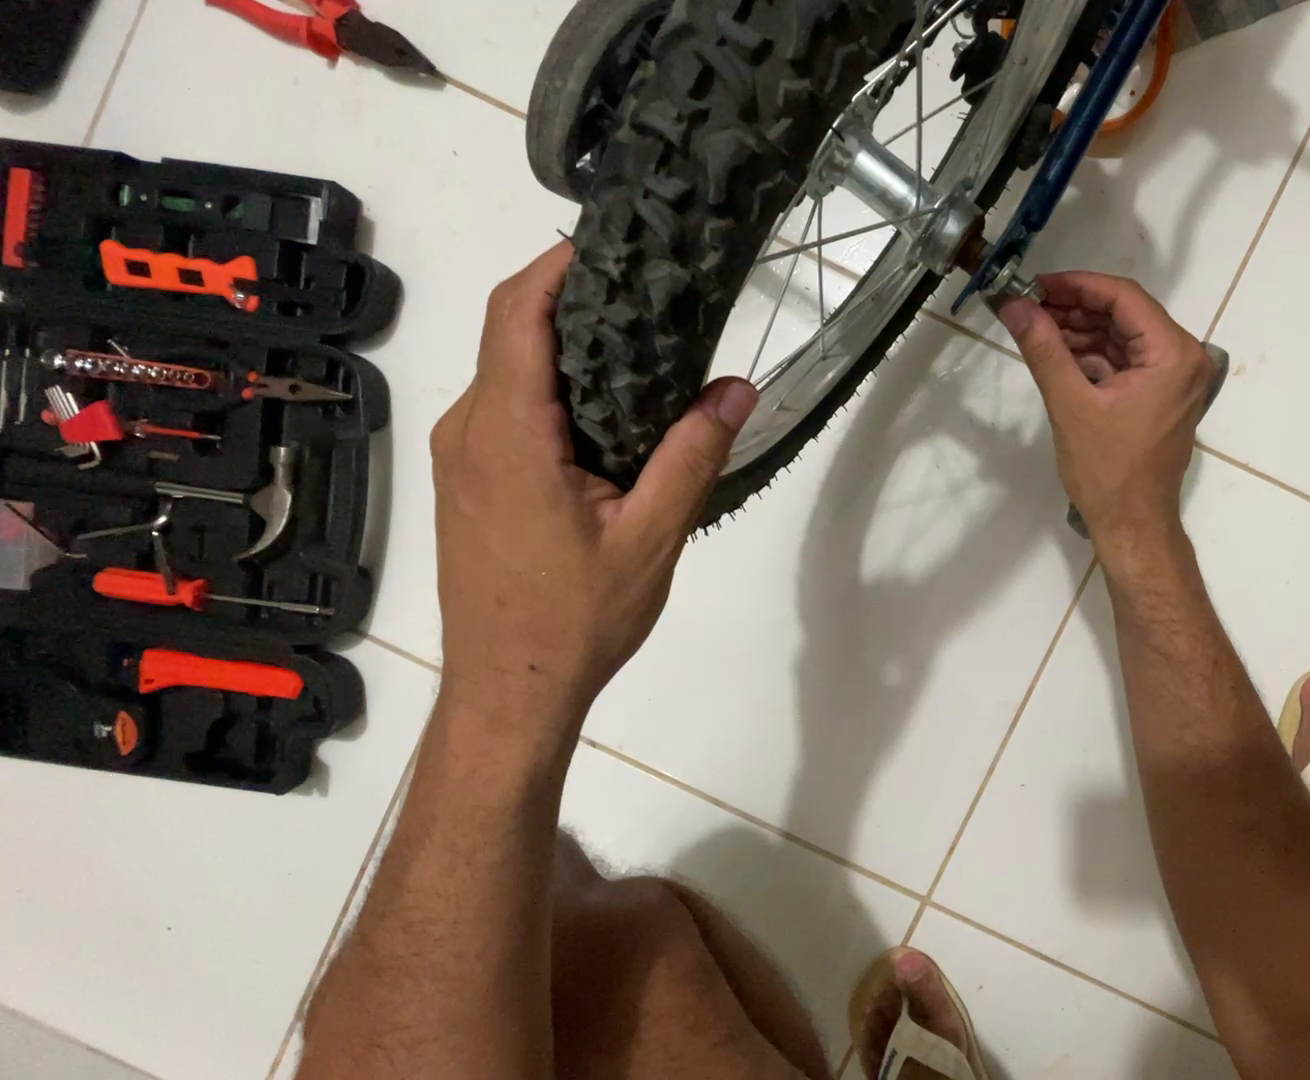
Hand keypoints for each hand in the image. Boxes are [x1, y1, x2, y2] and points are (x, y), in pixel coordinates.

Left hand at [430, 241, 757, 728]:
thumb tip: (737, 389)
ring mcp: (462, 458)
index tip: (617, 246)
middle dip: (575, 302)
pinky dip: (556, 392)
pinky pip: (507, 411)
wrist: (509, 690)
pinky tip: (611, 414)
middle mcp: (469, 431)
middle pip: (512, 335)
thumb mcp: (651, 537)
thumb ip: (692, 456)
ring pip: (510, 374)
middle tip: (655, 297)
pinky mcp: (470, 482)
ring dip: (569, 350)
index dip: (558, 266)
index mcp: (508, 434)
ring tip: (646, 350)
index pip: (517, 315)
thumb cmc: (577, 617)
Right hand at [997, 272, 1214, 556]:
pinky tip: (1056, 353)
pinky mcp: (1158, 397)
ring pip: (1121, 338)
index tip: (1036, 284)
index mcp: (1172, 354)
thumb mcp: (1070, 404)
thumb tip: (1014, 305)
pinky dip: (1091, 357)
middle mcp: (1182, 359)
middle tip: (1029, 306)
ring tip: (1035, 328)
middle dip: (1075, 308)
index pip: (1124, 297)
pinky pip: (1123, 362)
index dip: (1078, 285)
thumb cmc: (1107, 470)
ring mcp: (1172, 379)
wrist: (1132, 525)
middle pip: (1124, 314)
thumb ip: (1043, 348)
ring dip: (1080, 332)